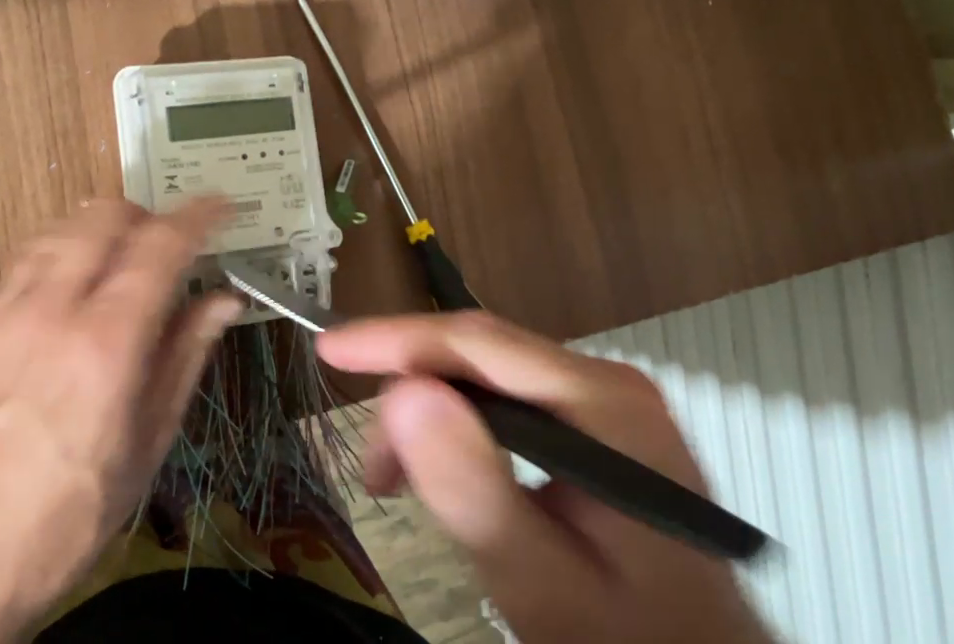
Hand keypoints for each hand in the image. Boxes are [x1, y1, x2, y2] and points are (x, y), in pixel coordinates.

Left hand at [0, 199, 242, 643]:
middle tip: (165, 241)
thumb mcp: (145, 447)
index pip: (159, 247)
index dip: (196, 216)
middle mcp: (47, 313)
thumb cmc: (68, 518)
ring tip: (117, 259)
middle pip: (99, 218)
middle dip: (142, 216)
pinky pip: (14, 270)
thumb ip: (184, 358)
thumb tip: (222, 302)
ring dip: (94, 232)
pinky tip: (60, 296)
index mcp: (104, 344)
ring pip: (52, 233)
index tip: (218, 206)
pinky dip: (51, 263)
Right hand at [317, 312, 770, 643]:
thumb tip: (402, 394)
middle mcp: (603, 382)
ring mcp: (601, 400)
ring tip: (398, 487)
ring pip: (485, 378)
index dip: (396, 339)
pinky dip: (459, 431)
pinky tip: (444, 473)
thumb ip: (475, 490)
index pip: (478, 344)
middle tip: (375, 476)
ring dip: (429, 418)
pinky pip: (505, 403)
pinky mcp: (592, 424)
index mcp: (603, 404)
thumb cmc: (625, 632)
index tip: (327, 348)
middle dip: (409, 396)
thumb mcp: (543, 581)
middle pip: (479, 357)